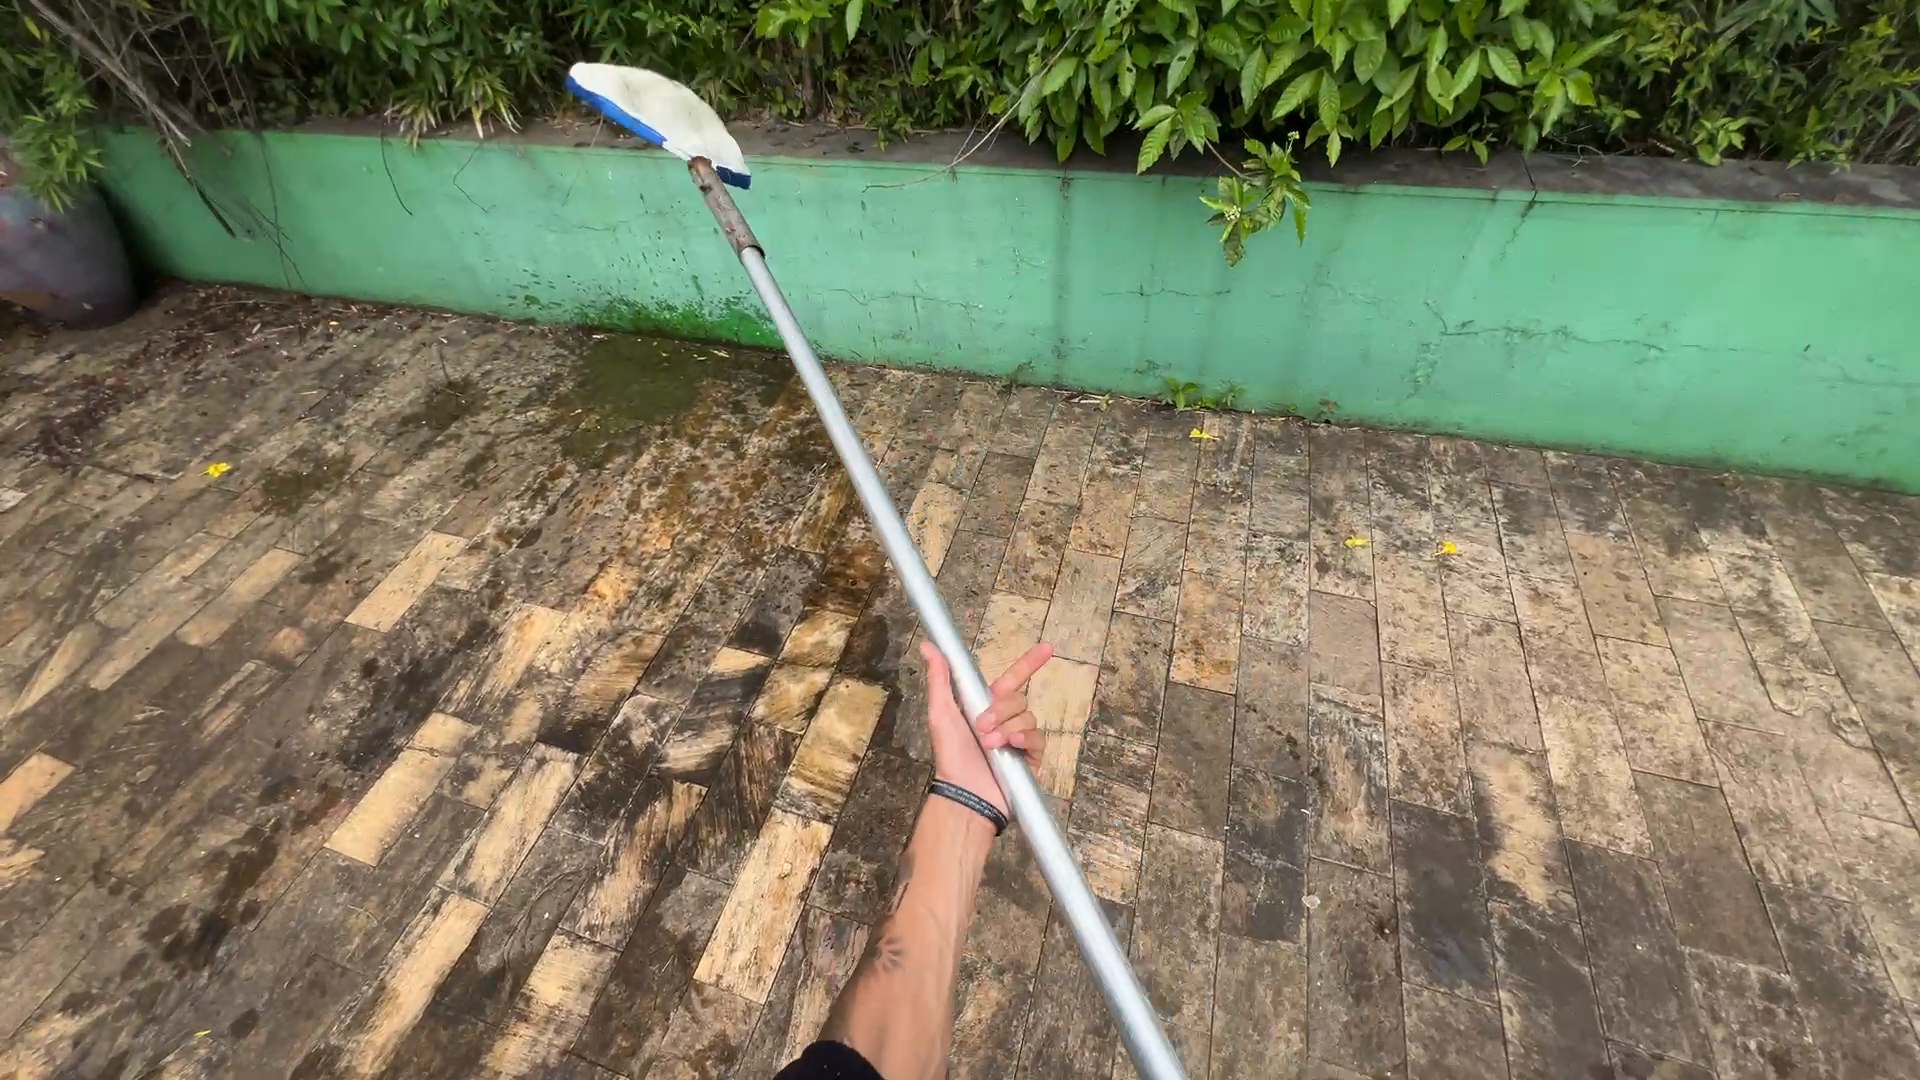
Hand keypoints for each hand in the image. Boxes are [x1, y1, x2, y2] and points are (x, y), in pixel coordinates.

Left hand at [920, 640, 1050, 817]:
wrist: (964, 793)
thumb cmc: (950, 755)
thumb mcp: (941, 713)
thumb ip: (940, 678)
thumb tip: (929, 646)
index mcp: (988, 706)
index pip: (1014, 678)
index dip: (1030, 662)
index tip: (1048, 648)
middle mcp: (1007, 720)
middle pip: (1017, 697)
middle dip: (999, 710)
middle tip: (981, 726)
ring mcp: (1020, 739)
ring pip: (1027, 716)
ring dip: (1006, 728)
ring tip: (989, 745)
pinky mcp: (1031, 758)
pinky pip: (1038, 738)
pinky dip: (1024, 738)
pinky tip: (1013, 746)